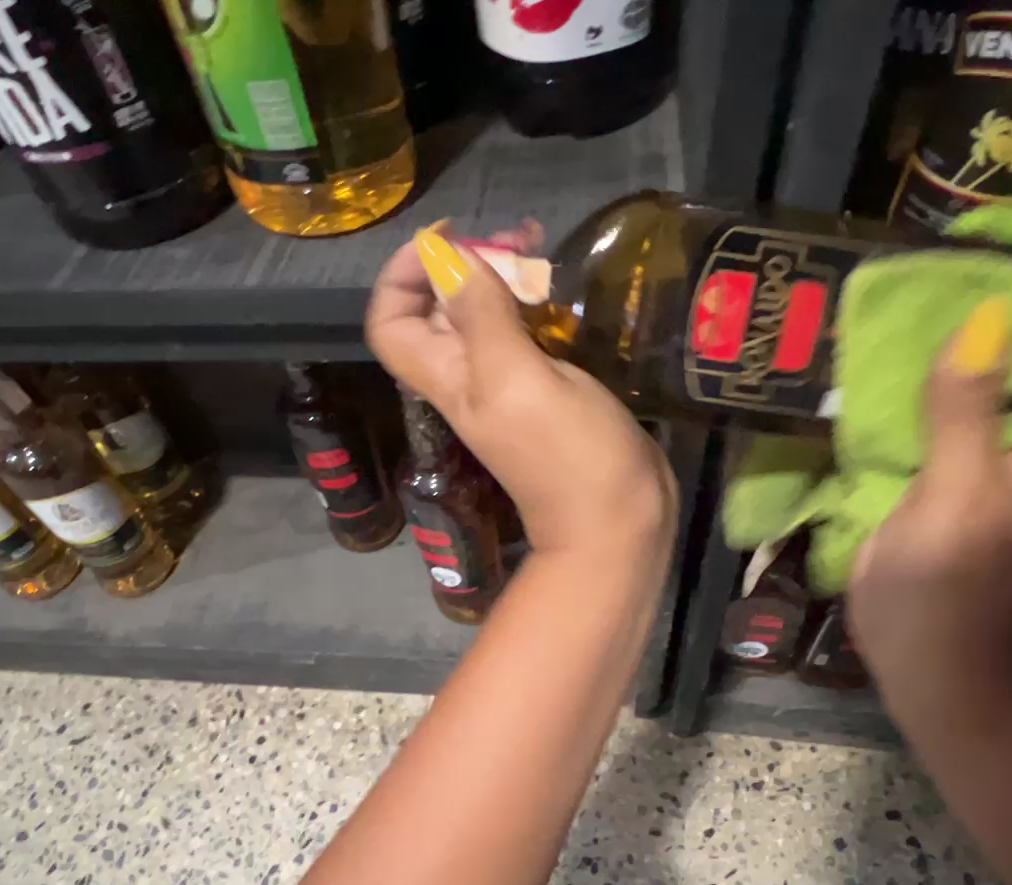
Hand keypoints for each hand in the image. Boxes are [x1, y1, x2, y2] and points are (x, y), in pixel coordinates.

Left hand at [365, 223, 676, 558]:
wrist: (619, 521)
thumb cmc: (568, 455)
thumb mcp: (519, 380)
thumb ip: (482, 318)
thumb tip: (443, 257)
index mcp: (450, 378)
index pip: (392, 323)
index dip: (401, 276)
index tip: (444, 240)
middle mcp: (470, 378)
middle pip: (439, 311)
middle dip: (464, 264)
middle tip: (513, 237)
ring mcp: (510, 384)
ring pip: (486, 317)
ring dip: (502, 277)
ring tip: (539, 244)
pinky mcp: (548, 388)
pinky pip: (527, 334)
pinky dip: (536, 303)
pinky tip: (561, 286)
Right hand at [848, 295, 1011, 687]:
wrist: (920, 661)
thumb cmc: (947, 583)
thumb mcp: (956, 490)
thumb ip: (967, 407)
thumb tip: (989, 314)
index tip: (973, 267)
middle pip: (1005, 380)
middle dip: (966, 342)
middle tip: (919, 286)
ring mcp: (985, 474)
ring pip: (963, 405)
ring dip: (930, 375)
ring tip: (891, 318)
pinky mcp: (943, 490)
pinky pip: (931, 434)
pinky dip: (907, 410)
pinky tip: (876, 378)